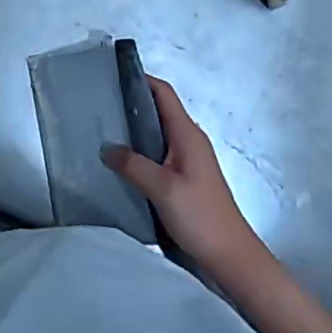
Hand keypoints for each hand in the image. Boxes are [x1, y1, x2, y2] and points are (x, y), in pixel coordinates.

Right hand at [104, 76, 262, 269]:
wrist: (230, 255)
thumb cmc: (200, 216)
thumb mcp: (162, 188)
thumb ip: (133, 165)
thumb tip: (107, 148)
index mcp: (188, 134)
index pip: (164, 93)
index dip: (142, 80)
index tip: (114, 76)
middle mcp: (190, 140)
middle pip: (160, 110)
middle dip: (133, 104)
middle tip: (101, 106)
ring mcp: (190, 159)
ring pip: (159, 133)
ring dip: (136, 129)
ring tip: (105, 132)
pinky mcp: (186, 177)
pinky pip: (160, 152)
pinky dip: (142, 150)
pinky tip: (124, 163)